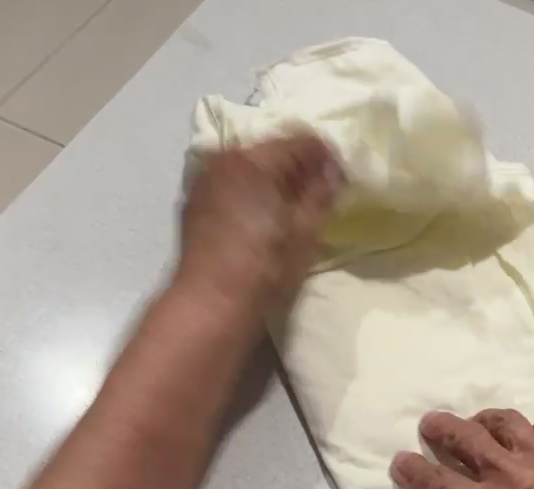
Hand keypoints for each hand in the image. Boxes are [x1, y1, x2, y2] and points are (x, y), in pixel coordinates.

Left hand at [175, 135, 339, 318]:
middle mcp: (225, 159)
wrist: (211, 304)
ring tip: (289, 208)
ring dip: (271, 180)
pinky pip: (230, 184)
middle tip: (316, 194)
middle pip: (271, 150)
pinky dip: (249, 192)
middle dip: (297, 167)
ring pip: (248, 166)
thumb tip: (332, 173)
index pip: (300, 140)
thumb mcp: (303, 234)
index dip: (325, 155)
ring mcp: (205, 179)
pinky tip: (261, 217)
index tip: (339, 177)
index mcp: (254, 160)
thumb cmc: (263, 271)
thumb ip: (320, 196)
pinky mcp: (194, 202)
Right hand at [391, 409, 533, 488]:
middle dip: (439, 429)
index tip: (399, 463)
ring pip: (503, 421)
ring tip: (477, 427)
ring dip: (482, 421)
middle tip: (430, 427)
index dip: (412, 471)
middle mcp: (514, 477)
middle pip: (464, 437)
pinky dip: (531, 432)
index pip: (436, 483)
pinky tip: (532, 444)